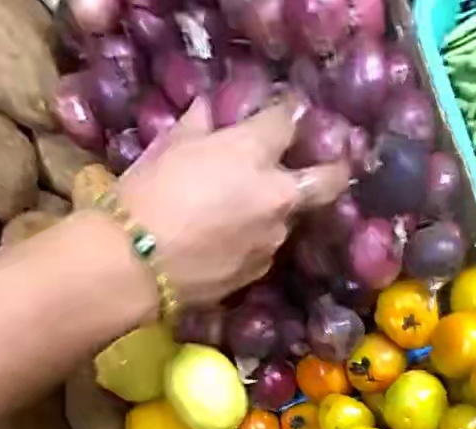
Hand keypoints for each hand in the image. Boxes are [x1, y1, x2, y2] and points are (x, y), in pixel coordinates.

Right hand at [117, 97, 350, 308]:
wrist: (140, 262)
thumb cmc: (149, 193)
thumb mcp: (170, 147)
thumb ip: (199, 126)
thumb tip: (209, 113)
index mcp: (254, 152)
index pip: (288, 121)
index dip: (289, 113)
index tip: (288, 111)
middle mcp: (276, 194)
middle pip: (326, 179)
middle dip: (335, 169)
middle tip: (334, 165)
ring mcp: (273, 237)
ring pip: (290, 216)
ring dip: (279, 209)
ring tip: (250, 209)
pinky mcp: (261, 269)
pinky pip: (266, 246)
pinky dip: (257, 238)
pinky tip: (231, 240)